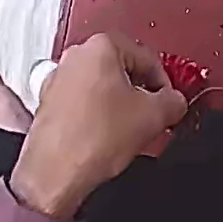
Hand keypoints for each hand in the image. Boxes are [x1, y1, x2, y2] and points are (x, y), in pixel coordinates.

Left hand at [9, 34, 186, 218]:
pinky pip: (83, 101)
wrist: (53, 176)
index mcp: (102, 45)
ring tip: (128, 130)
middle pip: (124, 70)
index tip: (168, 103)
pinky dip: (97, 114)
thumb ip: (174, 101)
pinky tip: (105, 136)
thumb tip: (175, 102)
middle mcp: (77, 55)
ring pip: (103, 85)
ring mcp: (58, 77)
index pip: (148, 60)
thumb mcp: (154, 116)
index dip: (164, 85)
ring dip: (119, 104)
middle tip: (151, 116)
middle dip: (140, 93)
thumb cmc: (93, 139)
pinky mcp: (48, 102)